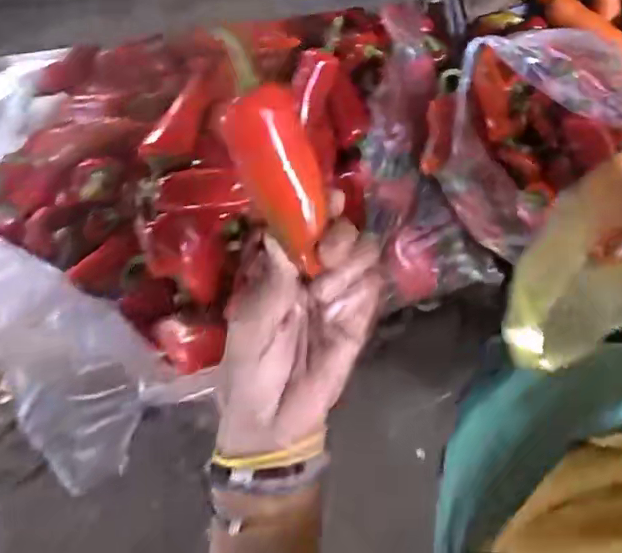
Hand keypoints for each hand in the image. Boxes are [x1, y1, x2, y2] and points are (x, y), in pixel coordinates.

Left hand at [215, 221, 381, 457]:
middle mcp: (316, 269)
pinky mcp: (361, 314)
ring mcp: (341, 290)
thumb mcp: (250, 326)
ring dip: (348, 265)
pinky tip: (339, 311)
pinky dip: (359, 291)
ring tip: (324, 295)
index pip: (307, 221)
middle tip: (326, 255)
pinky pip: (373, 285)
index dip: (320, 204)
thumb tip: (280, 235)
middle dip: (340, 233)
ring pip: (365, 250)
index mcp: (283, 264)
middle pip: (344, 228)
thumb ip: (271, 282)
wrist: (272, 424)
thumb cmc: (248, 369)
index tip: (330, 198)